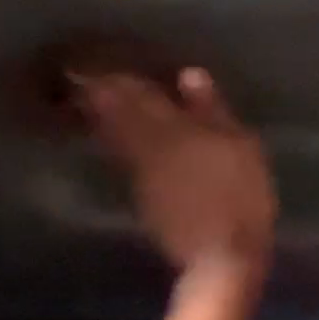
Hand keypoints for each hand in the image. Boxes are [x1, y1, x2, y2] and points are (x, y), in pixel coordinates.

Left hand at [71, 67, 276, 274]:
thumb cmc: (238, 193)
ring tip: (92, 99)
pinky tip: (120, 136)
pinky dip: (116, 140)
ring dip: (101, 117)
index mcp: (168, 128)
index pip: (131, 95)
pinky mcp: (141, 197)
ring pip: (113, 136)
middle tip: (79, 76)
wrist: (220, 259)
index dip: (110, 78)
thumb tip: (188, 74)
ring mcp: (138, 175)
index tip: (90, 60)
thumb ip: (212, 109)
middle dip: (96, 95)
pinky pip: (122, 156)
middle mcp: (144, 147)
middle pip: (113, 115)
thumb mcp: (239, 144)